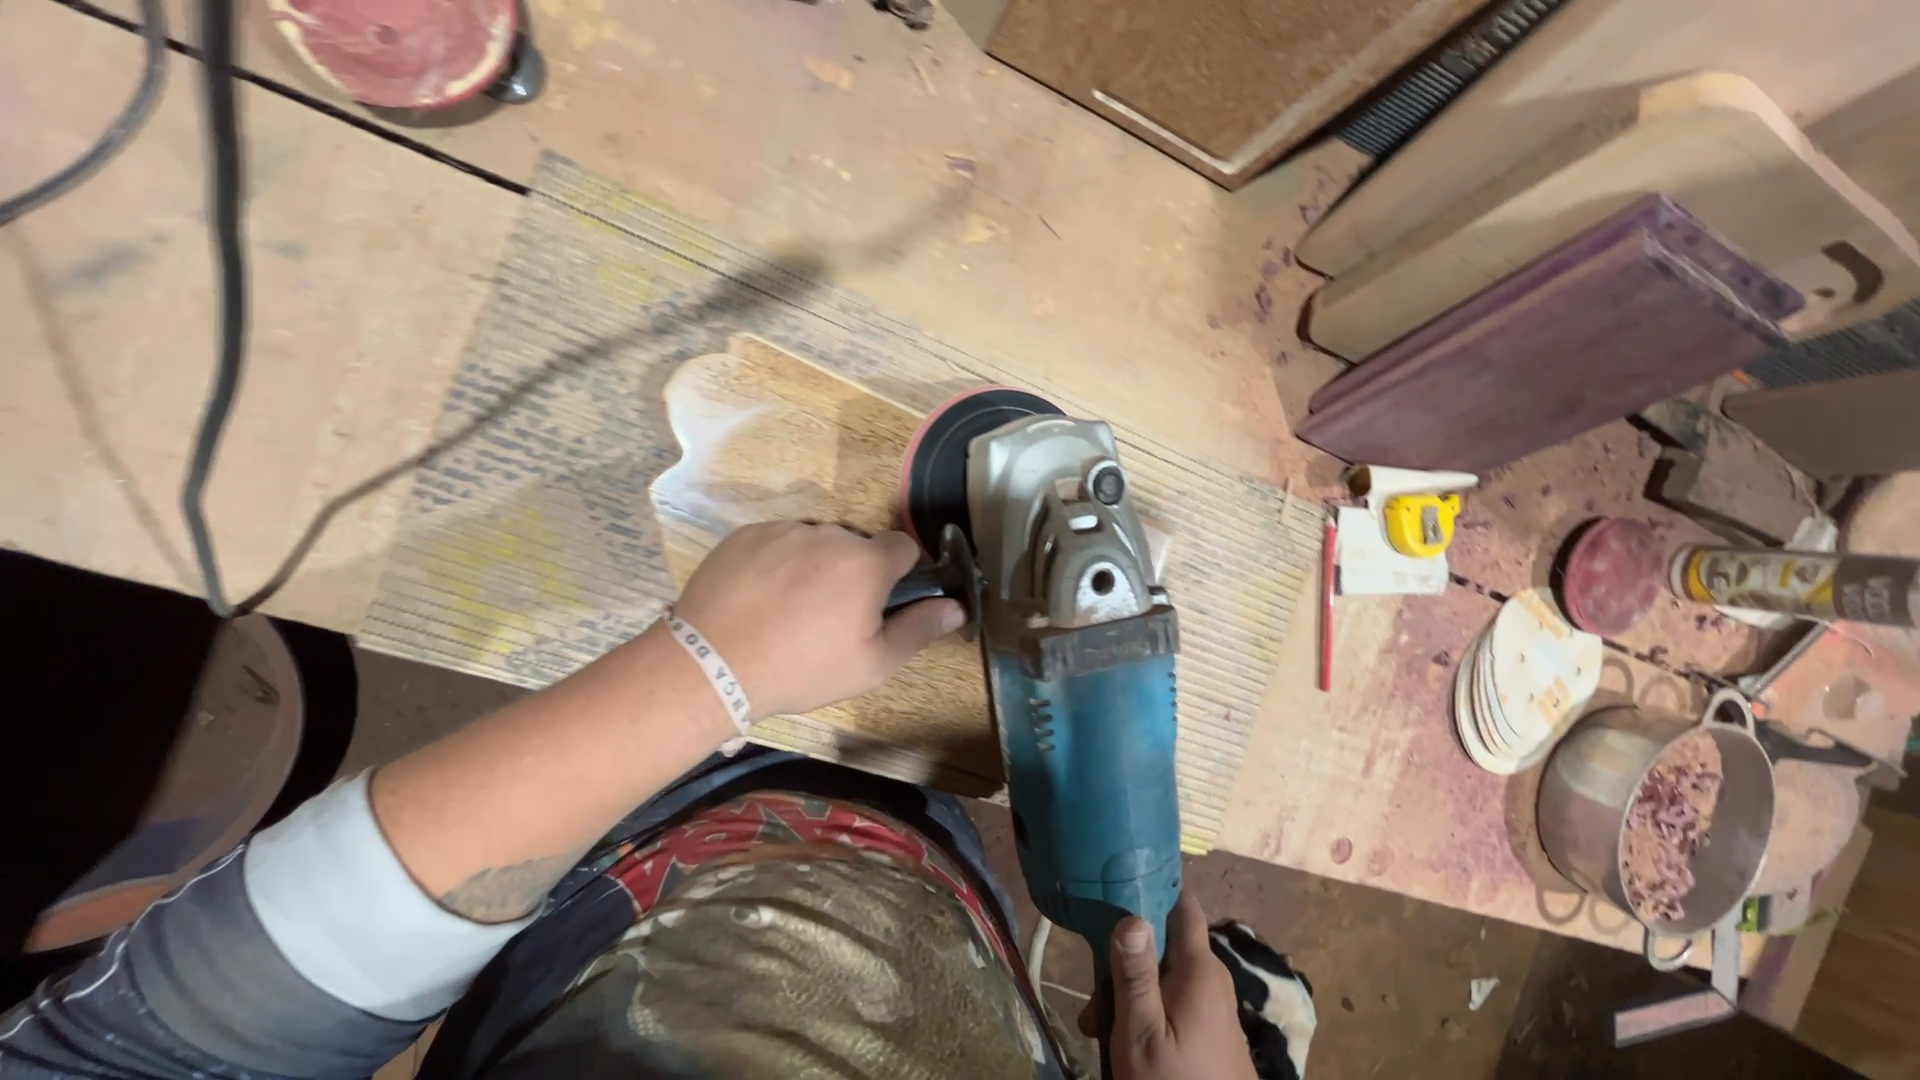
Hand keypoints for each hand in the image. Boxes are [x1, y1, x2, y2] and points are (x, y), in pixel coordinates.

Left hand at [672, 521, 964, 721]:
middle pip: (856, 545)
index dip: (900, 572)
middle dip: (853, 570)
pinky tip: (759, 598)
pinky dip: (776, 562)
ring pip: (814, 542)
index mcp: (866, 562)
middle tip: (830, 615)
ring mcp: (782, 530)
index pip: (903, 546)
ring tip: (788, 609)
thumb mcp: (871, 664)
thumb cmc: (802, 668)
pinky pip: (775, 541)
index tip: (882, 601)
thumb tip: (956, 607)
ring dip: (814, 564)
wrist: (713, 664)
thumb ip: (918, 630)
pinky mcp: (745, 535)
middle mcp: (829, 535)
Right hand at [1082, 892, 1257, 1079]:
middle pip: (1164, 945)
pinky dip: (1149, 1014)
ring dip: (1131, 995)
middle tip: (1095, 1004)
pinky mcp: (1212, 1031)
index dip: (1152, 890)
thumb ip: (1135, 974)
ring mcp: (1214, 1006)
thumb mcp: (1140, 1033)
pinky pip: (1175, 1003)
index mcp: (1199, 969)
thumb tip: (1131, 914)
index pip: (1182, 904)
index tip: (1114, 894)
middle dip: (1125, 963)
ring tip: (1101, 1033)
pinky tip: (1127, 1046)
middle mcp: (1212, 979)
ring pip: (1165, 978)